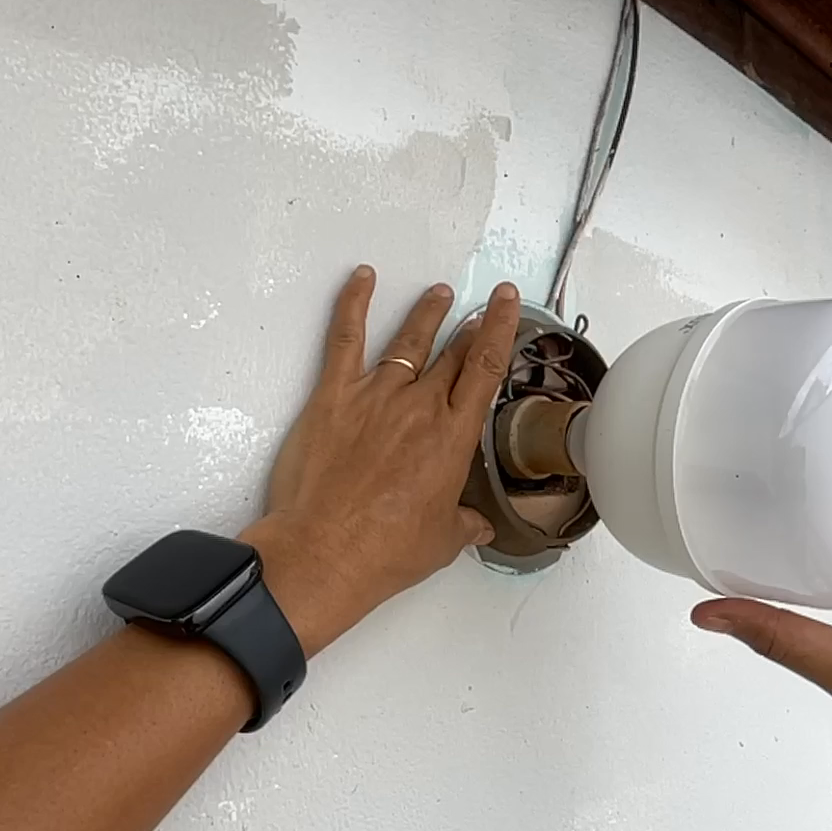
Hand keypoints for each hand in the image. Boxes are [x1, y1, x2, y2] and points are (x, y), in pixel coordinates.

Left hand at [241, 267, 521, 656]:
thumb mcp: (440, 542)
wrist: (325, 552)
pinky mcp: (333, 396)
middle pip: (451, 353)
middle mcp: (419, 407)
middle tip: (478, 309)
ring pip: (408, 340)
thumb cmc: (384, 551)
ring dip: (426, 314)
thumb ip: (463, 524)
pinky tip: (362, 279)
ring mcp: (375, 395)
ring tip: (438, 294)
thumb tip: (478, 526)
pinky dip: (353, 304)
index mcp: (452, 437)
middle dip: (468, 327)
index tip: (506, 303)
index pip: (485, 368)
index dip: (499, 329)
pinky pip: (345, 338)